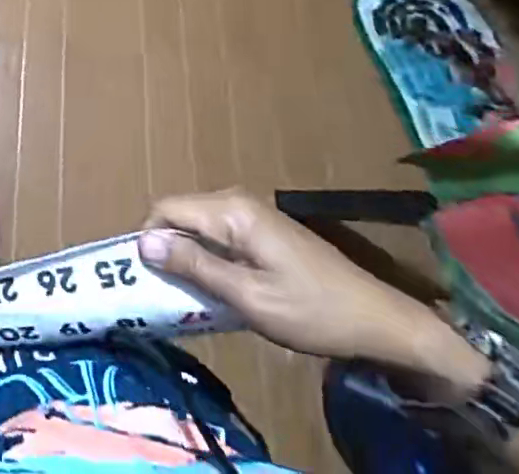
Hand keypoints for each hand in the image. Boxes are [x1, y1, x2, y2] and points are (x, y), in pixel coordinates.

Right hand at [139, 190, 484, 391]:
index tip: (145, 278)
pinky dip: (206, 255)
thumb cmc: (310, 311)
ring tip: (186, 293)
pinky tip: (213, 286)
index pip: (167, 208)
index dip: (148, 239)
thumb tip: (143, 242)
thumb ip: (195, 266)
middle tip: (163, 290)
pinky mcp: (260, 227)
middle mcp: (237, 200)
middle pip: (180, 213)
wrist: (376, 319)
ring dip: (185, 254)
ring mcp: (251, 212)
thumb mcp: (247, 296)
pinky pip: (216, 232)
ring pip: (197, 223)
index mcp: (232, 211)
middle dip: (165, 247)